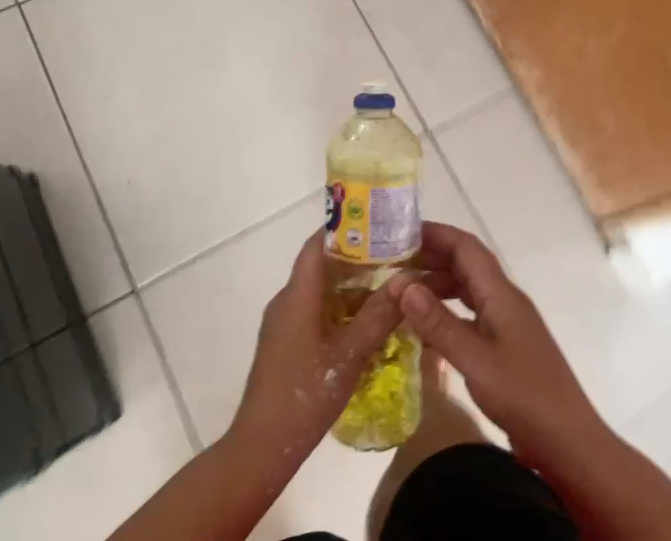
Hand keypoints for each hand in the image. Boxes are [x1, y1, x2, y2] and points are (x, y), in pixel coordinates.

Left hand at [227, 230, 405, 461]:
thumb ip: (378, 316)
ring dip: (352, 288)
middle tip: (396, 257)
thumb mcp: (349, 355)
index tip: (376, 224)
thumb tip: (407, 280)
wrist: (262, 444)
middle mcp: (287, 302)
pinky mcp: (287, 344)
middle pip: (321, 267)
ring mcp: (284, 324)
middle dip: (357, 260)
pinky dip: (342, 311)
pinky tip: (369, 324)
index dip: (344, 231)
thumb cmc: (305, 395)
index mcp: (297, 296)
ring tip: (391, 287)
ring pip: (321, 293)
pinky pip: (317, 314)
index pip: (317, 246)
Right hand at [400, 223, 605, 468]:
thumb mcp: (475, 360)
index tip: (398, 233)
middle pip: (466, 264)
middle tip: (390, 263)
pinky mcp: (505, 346)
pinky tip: (425, 328)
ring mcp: (507, 323)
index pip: (466, 247)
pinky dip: (446, 312)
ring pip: (468, 289)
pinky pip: (471, 314)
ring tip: (401, 294)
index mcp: (502, 295)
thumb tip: (402, 284)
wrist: (568, 441)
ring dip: (436, 285)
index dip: (434, 234)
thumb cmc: (524, 396)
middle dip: (430, 257)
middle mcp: (505, 301)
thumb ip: (438, 323)